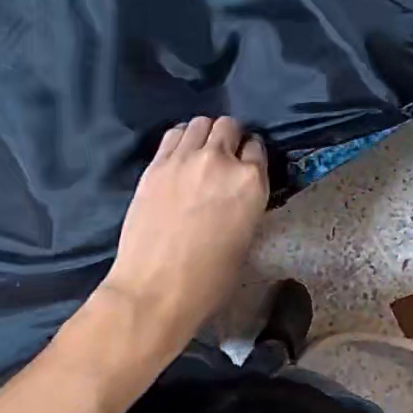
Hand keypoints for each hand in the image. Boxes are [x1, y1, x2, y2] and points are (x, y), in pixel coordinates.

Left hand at [98, 116, 269, 357]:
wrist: (155, 289)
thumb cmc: (208, 280)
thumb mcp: (244, 241)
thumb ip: (246, 204)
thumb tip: (238, 193)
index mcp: (250, 183)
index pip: (257, 147)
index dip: (252, 155)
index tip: (246, 164)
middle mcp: (220, 161)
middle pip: (229, 126)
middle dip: (230, 137)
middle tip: (224, 155)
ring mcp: (184, 159)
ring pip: (200, 123)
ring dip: (205, 134)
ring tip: (200, 151)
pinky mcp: (156, 165)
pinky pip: (173, 134)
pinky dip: (180, 139)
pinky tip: (179, 155)